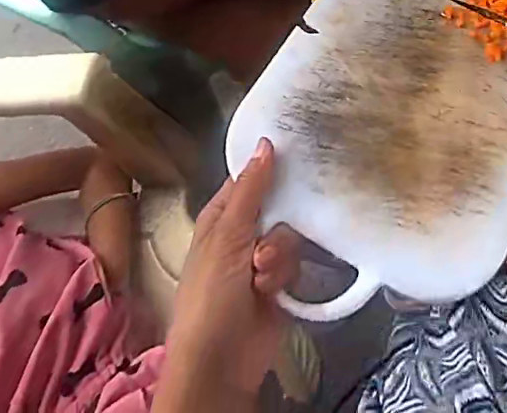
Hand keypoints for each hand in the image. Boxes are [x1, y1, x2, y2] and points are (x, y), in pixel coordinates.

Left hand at [159, 139, 302, 403]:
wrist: (220, 363)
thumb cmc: (210, 294)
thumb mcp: (227, 235)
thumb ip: (251, 189)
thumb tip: (265, 143)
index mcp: (223, 215)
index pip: (251, 178)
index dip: (270, 167)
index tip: (297, 153)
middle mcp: (244, 232)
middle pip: (278, 205)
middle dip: (277, 224)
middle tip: (266, 241)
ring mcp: (262, 258)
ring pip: (289, 235)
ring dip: (278, 257)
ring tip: (261, 276)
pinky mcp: (281, 282)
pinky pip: (296, 261)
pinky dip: (286, 276)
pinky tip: (273, 291)